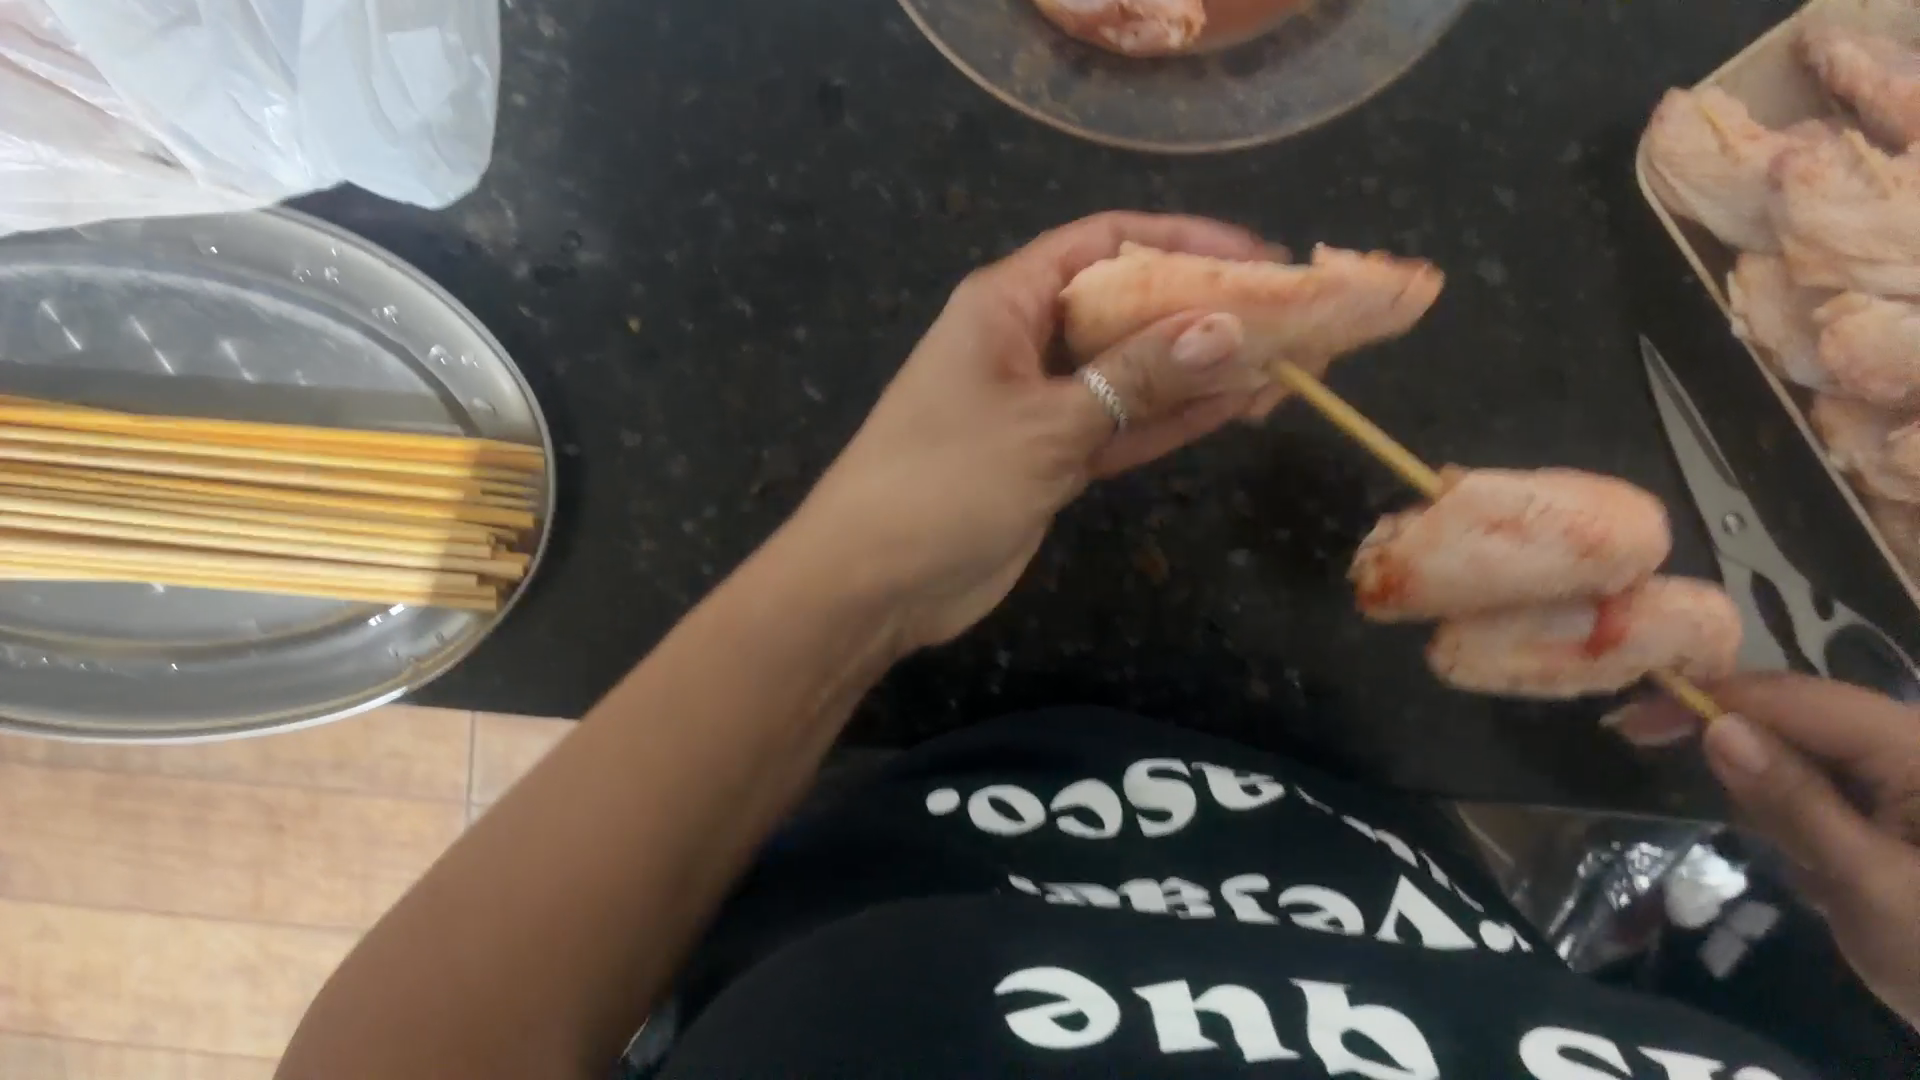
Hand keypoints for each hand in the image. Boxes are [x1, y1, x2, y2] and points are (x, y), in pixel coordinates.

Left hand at [782, 212, 1272, 652]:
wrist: (874, 582)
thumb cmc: (944, 481)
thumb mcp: (1046, 423)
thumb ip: (1137, 377)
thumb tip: (1230, 329)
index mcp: (1005, 303)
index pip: (1103, 243)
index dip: (1182, 241)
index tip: (1258, 255)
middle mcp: (1023, 342)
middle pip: (1124, 307)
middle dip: (1201, 311)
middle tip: (1289, 319)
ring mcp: (1038, 405)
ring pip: (1130, 373)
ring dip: (1196, 372)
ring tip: (1283, 366)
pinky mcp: (1049, 460)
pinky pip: (1119, 427)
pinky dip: (1169, 420)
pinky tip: (1234, 409)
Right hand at [1611, 674, 1919, 1028]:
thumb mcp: (1870, 885)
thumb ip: (1793, 801)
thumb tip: (1715, 727)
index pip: (1799, 699)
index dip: (1710, 698)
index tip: (1633, 720)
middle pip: (1804, 710)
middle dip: (1727, 726)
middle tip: (1642, 740)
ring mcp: (1919, 777)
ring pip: (1811, 740)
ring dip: (1760, 768)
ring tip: (1757, 828)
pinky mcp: (1914, 805)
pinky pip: (1832, 772)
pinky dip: (1793, 794)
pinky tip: (1797, 842)